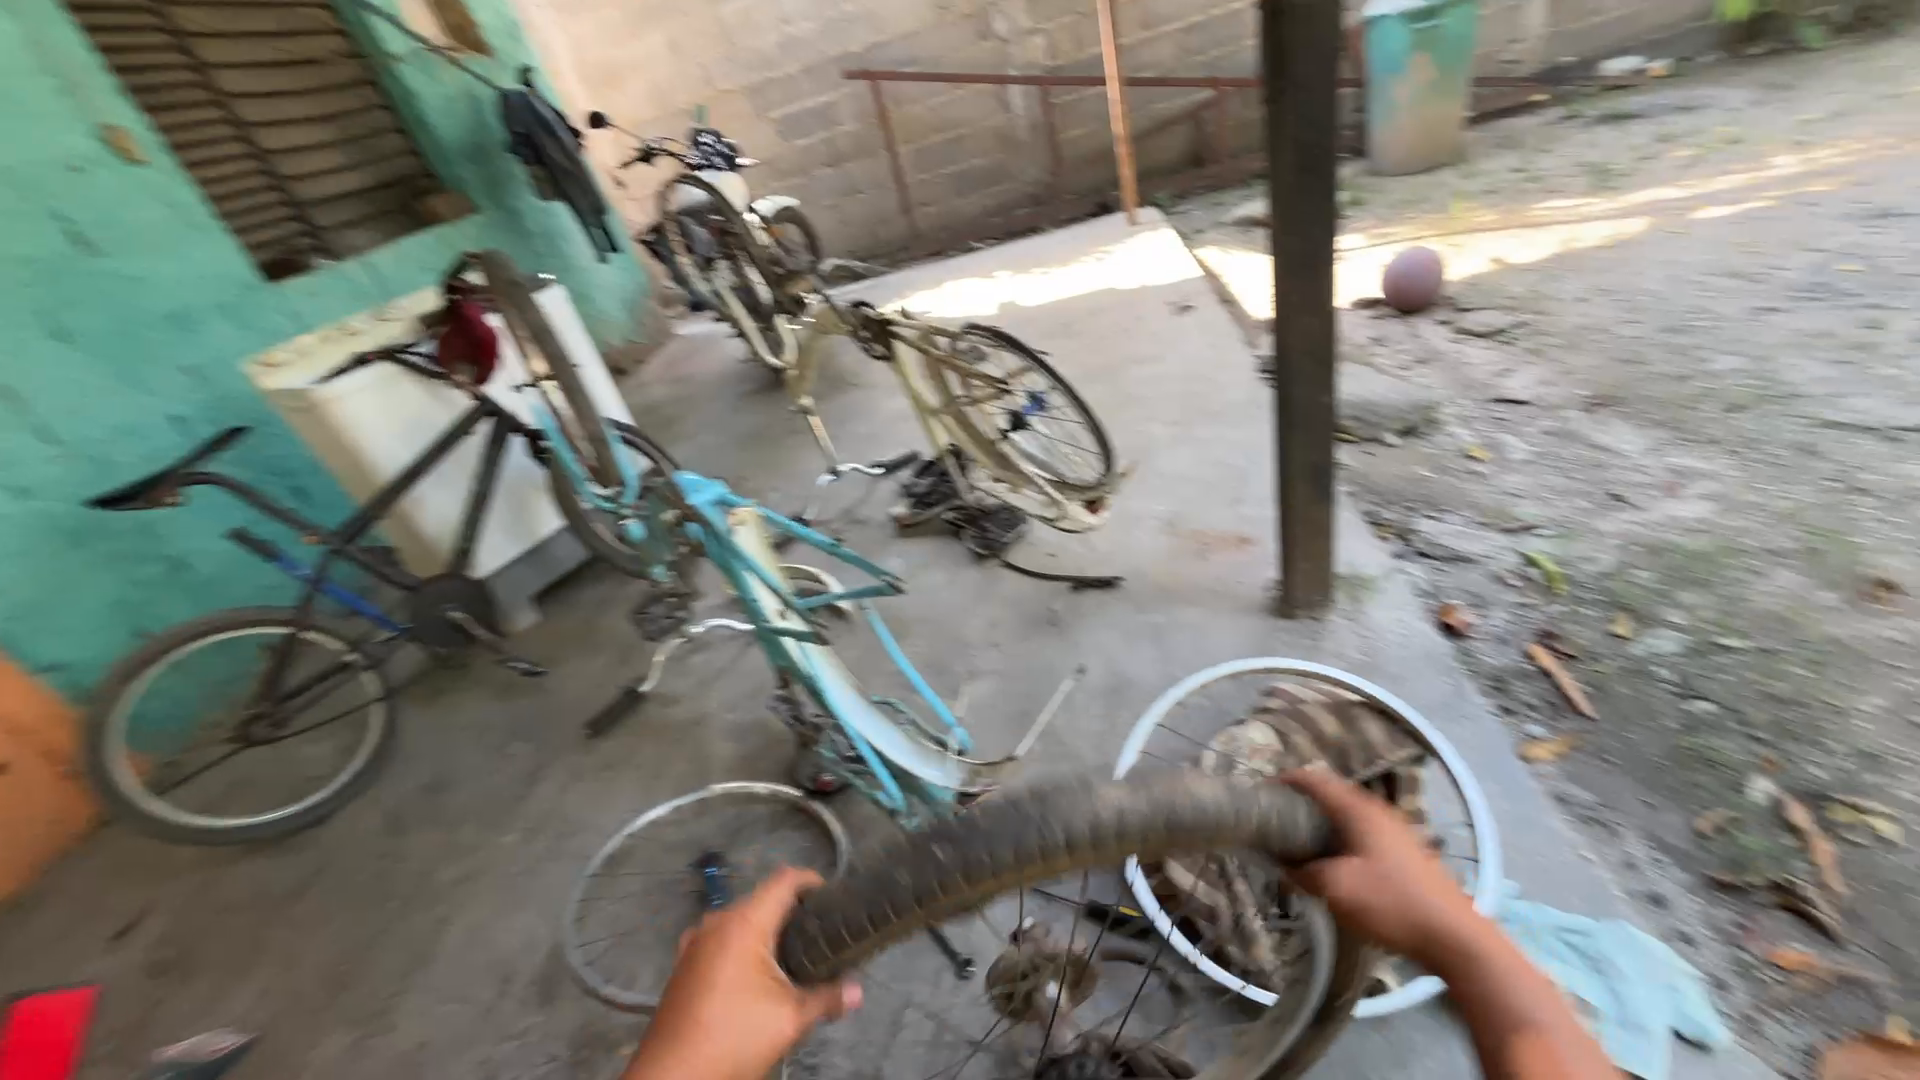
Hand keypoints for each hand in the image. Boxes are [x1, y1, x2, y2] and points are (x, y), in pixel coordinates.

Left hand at [623, 867, 862, 1079]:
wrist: (669, 1079)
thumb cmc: (732, 1039)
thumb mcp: (789, 1020)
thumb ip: (827, 998)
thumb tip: (858, 991)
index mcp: (743, 923)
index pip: (784, 879)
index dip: (813, 880)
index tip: (834, 898)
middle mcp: (716, 922)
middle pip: (763, 899)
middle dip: (793, 912)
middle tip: (821, 934)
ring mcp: (695, 942)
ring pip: (741, 920)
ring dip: (768, 931)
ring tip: (795, 956)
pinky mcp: (684, 964)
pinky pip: (723, 939)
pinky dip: (744, 946)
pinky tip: (758, 977)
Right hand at [1283, 767, 1484, 967]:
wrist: (1455, 938)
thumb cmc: (1391, 903)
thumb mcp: (1335, 889)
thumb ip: (1303, 872)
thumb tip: (1284, 865)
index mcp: (1359, 810)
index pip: (1315, 780)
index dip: (1286, 780)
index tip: (1262, 791)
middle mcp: (1379, 811)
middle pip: (1333, 795)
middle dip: (1303, 803)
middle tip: (1277, 819)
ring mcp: (1397, 832)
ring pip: (1350, 816)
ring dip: (1324, 823)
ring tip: (1301, 841)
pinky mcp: (1407, 854)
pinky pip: (1364, 834)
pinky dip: (1342, 838)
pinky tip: (1336, 862)